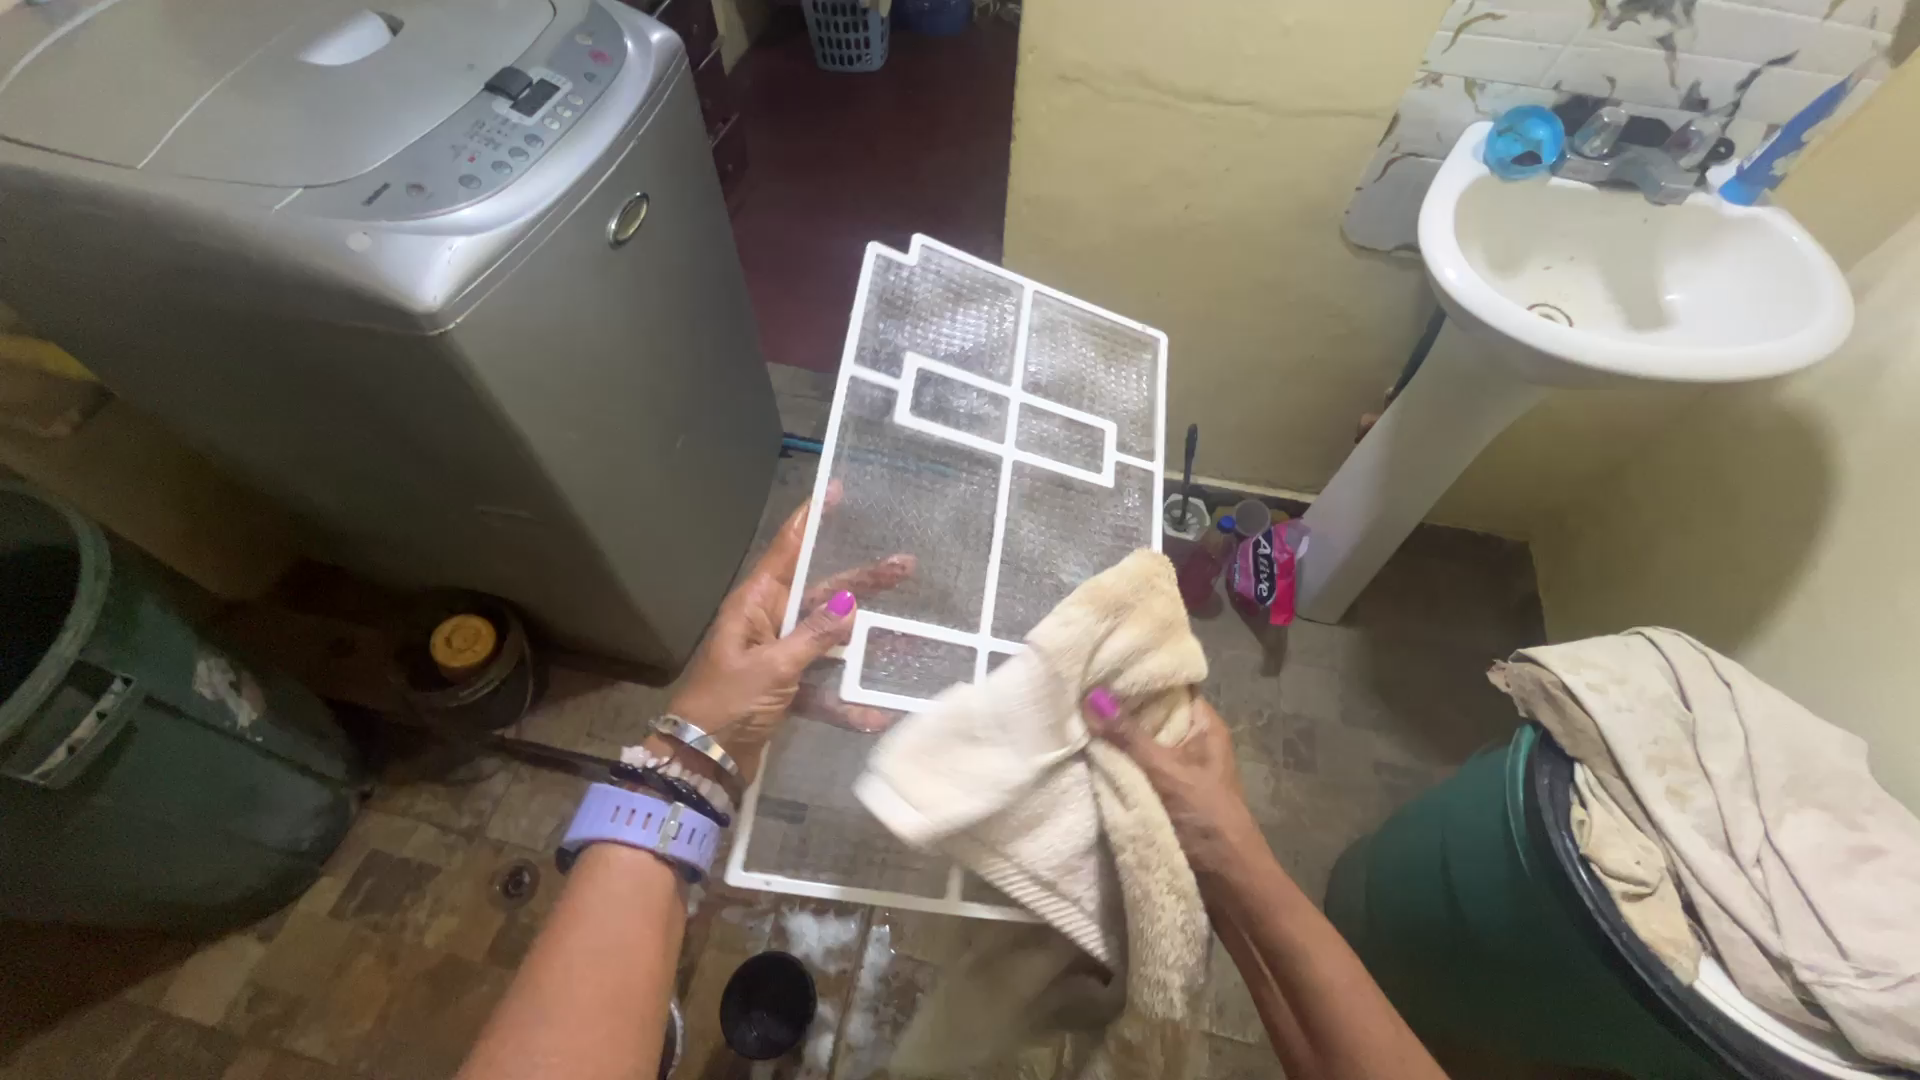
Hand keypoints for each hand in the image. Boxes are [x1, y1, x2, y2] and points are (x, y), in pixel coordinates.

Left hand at [667, 487, 912, 774]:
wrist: (699, 760)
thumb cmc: (727, 703)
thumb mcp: (772, 667)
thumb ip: (813, 635)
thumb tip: (851, 605)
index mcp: (755, 604)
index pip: (787, 550)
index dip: (811, 520)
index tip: (835, 491)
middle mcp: (769, 621)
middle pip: (822, 593)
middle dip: (862, 583)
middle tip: (905, 568)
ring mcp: (780, 655)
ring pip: (830, 639)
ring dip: (864, 645)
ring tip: (908, 640)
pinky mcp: (787, 686)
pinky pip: (823, 685)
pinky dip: (845, 701)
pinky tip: (873, 715)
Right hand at [1083, 691, 1263, 876]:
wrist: (1230, 888)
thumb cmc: (1208, 821)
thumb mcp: (1166, 774)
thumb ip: (1127, 737)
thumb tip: (1091, 695)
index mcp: (1204, 725)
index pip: (1169, 684)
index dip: (1137, 673)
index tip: (1099, 660)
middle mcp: (1191, 741)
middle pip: (1150, 712)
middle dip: (1116, 704)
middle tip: (1075, 686)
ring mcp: (1177, 768)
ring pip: (1138, 741)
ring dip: (1111, 735)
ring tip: (1071, 712)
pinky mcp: (1163, 793)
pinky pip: (1134, 767)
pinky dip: (1114, 762)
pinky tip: (1084, 751)